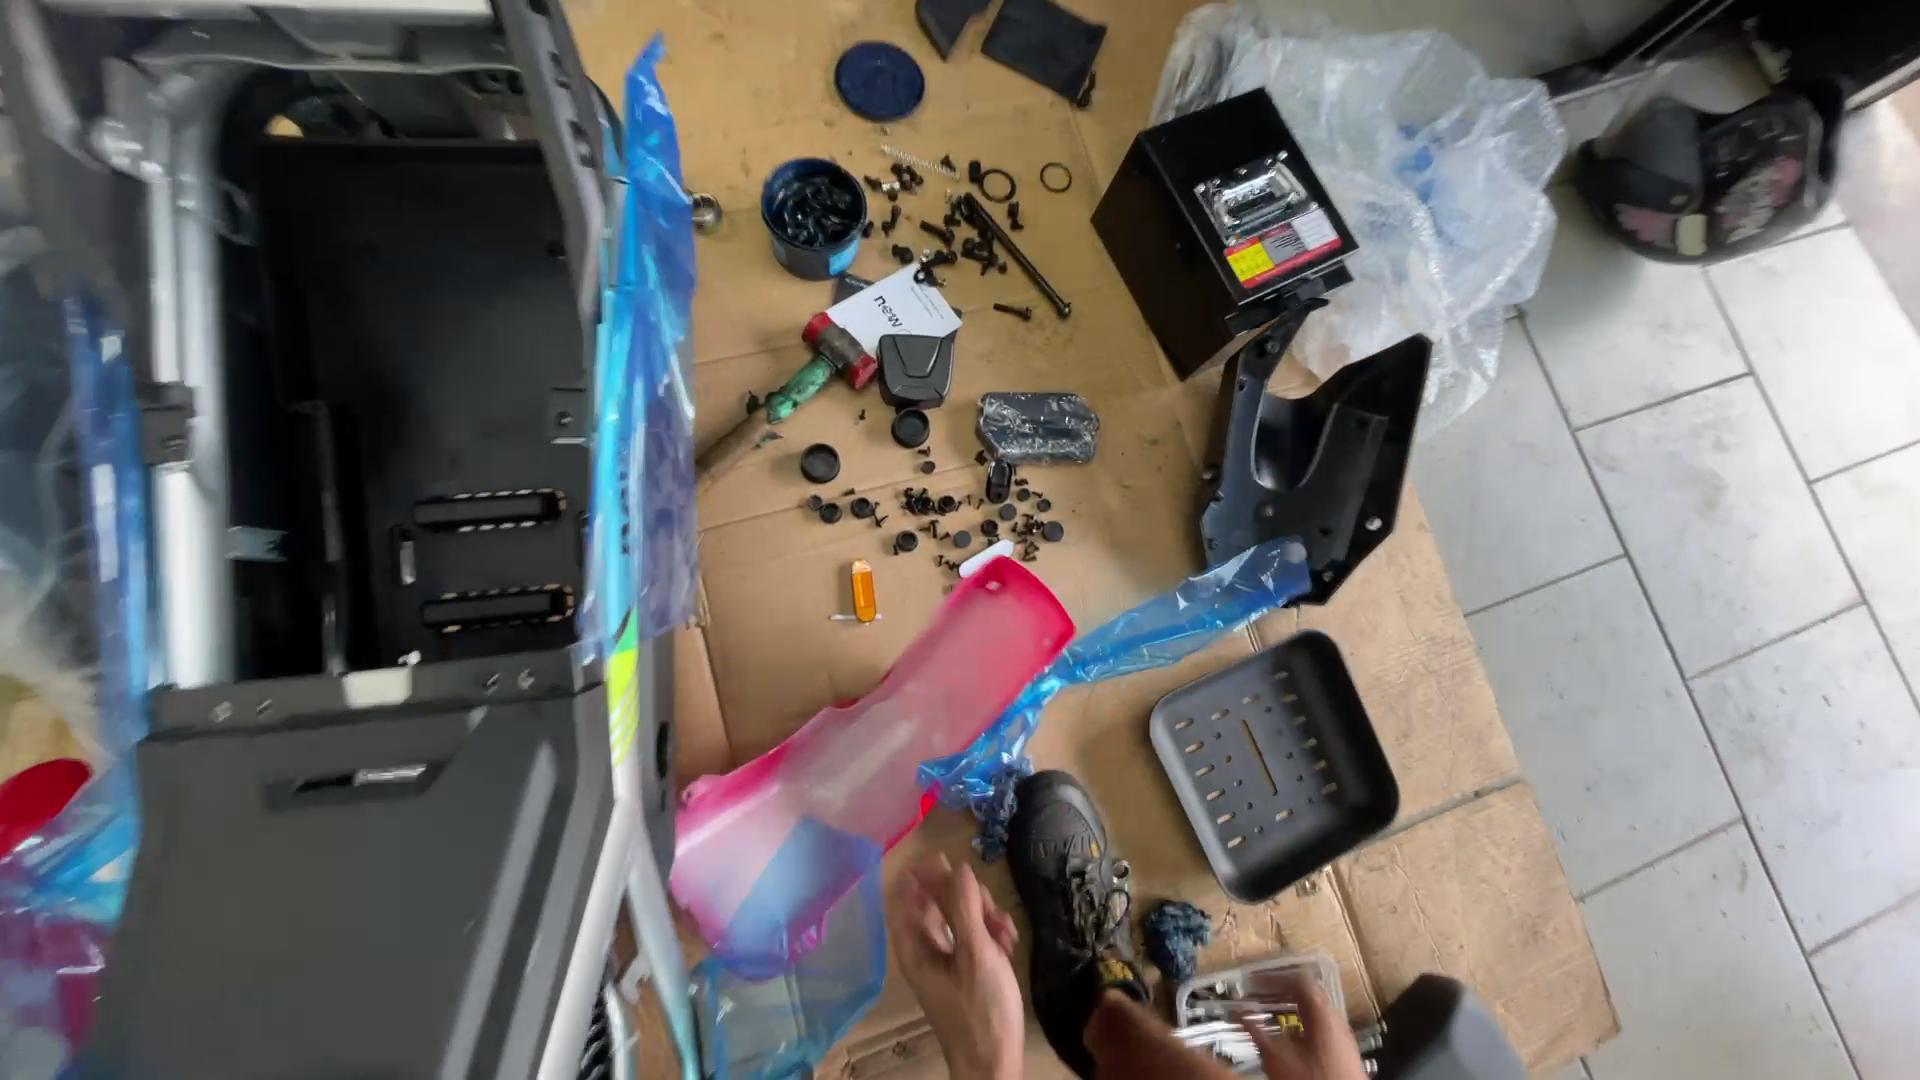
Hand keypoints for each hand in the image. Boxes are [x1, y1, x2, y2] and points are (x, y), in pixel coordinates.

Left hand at [887, 854, 1024, 1079]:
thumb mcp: (976, 953)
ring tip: (1005, 932)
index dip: (921, 873)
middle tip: (989, 907)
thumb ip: (964, 907)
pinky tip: (1009, 943)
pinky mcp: (965, 968)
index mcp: (914, 945)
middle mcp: (925, 947)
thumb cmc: (981, 1010)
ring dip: (984, 914)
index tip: (946, 860)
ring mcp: (946, 958)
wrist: (995, 1064)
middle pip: (937, 900)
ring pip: (960, 915)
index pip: (904, 894)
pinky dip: (990, 932)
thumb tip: (957, 866)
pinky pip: (973, 935)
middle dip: (966, 896)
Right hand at [1244, 975, 1368, 1079]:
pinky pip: (1320, 1030)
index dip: (1275, 978)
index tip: (1254, 982)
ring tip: (1268, 1017)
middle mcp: (1336, 1022)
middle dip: (1280, 994)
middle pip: (1308, 996)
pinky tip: (1286, 1041)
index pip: (1300, 981)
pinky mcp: (1343, 1056)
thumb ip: (1257, 1032)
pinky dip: (1300, 1027)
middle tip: (1258, 996)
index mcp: (1323, 1015)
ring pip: (1314, 1014)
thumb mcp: (1278, 1058)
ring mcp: (1343, 1040)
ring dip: (1289, 1011)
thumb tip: (1238, 1013)